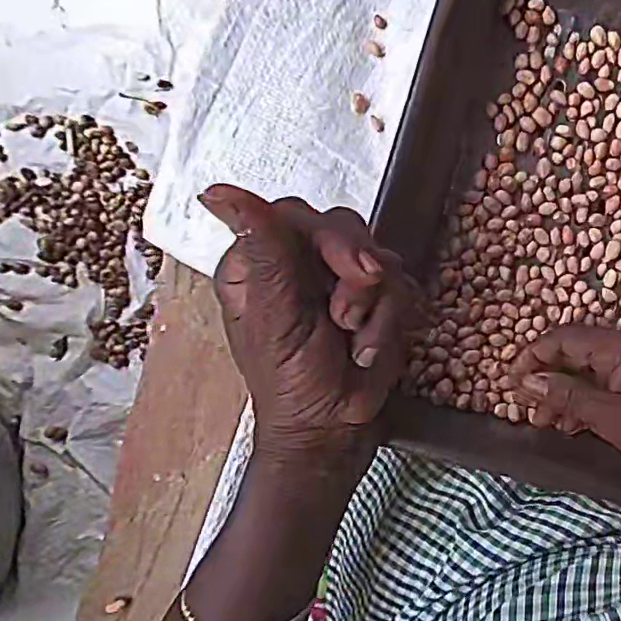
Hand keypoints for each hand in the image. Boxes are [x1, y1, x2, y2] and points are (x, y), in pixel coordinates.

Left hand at [199, 185, 418, 465]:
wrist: (333, 427)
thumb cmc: (291, 382)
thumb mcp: (275, 318)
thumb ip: (264, 252)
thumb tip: (218, 193)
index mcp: (262, 262)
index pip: (297, 215)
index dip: (331, 238)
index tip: (354, 268)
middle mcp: (301, 264)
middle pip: (344, 229)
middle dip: (358, 275)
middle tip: (352, 317)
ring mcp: (342, 280)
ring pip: (380, 258)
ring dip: (377, 308)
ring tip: (356, 343)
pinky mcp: (377, 299)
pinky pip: (402, 286)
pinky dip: (392, 321)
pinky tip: (370, 348)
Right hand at [506, 326, 620, 491]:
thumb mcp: (611, 417)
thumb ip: (567, 396)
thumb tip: (525, 380)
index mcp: (620, 346)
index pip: (563, 338)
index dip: (532, 356)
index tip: (510, 383)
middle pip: (572, 352)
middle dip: (545, 377)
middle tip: (525, 408)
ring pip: (584, 371)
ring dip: (560, 394)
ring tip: (543, 423)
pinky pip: (600, 386)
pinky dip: (581, 403)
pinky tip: (569, 426)